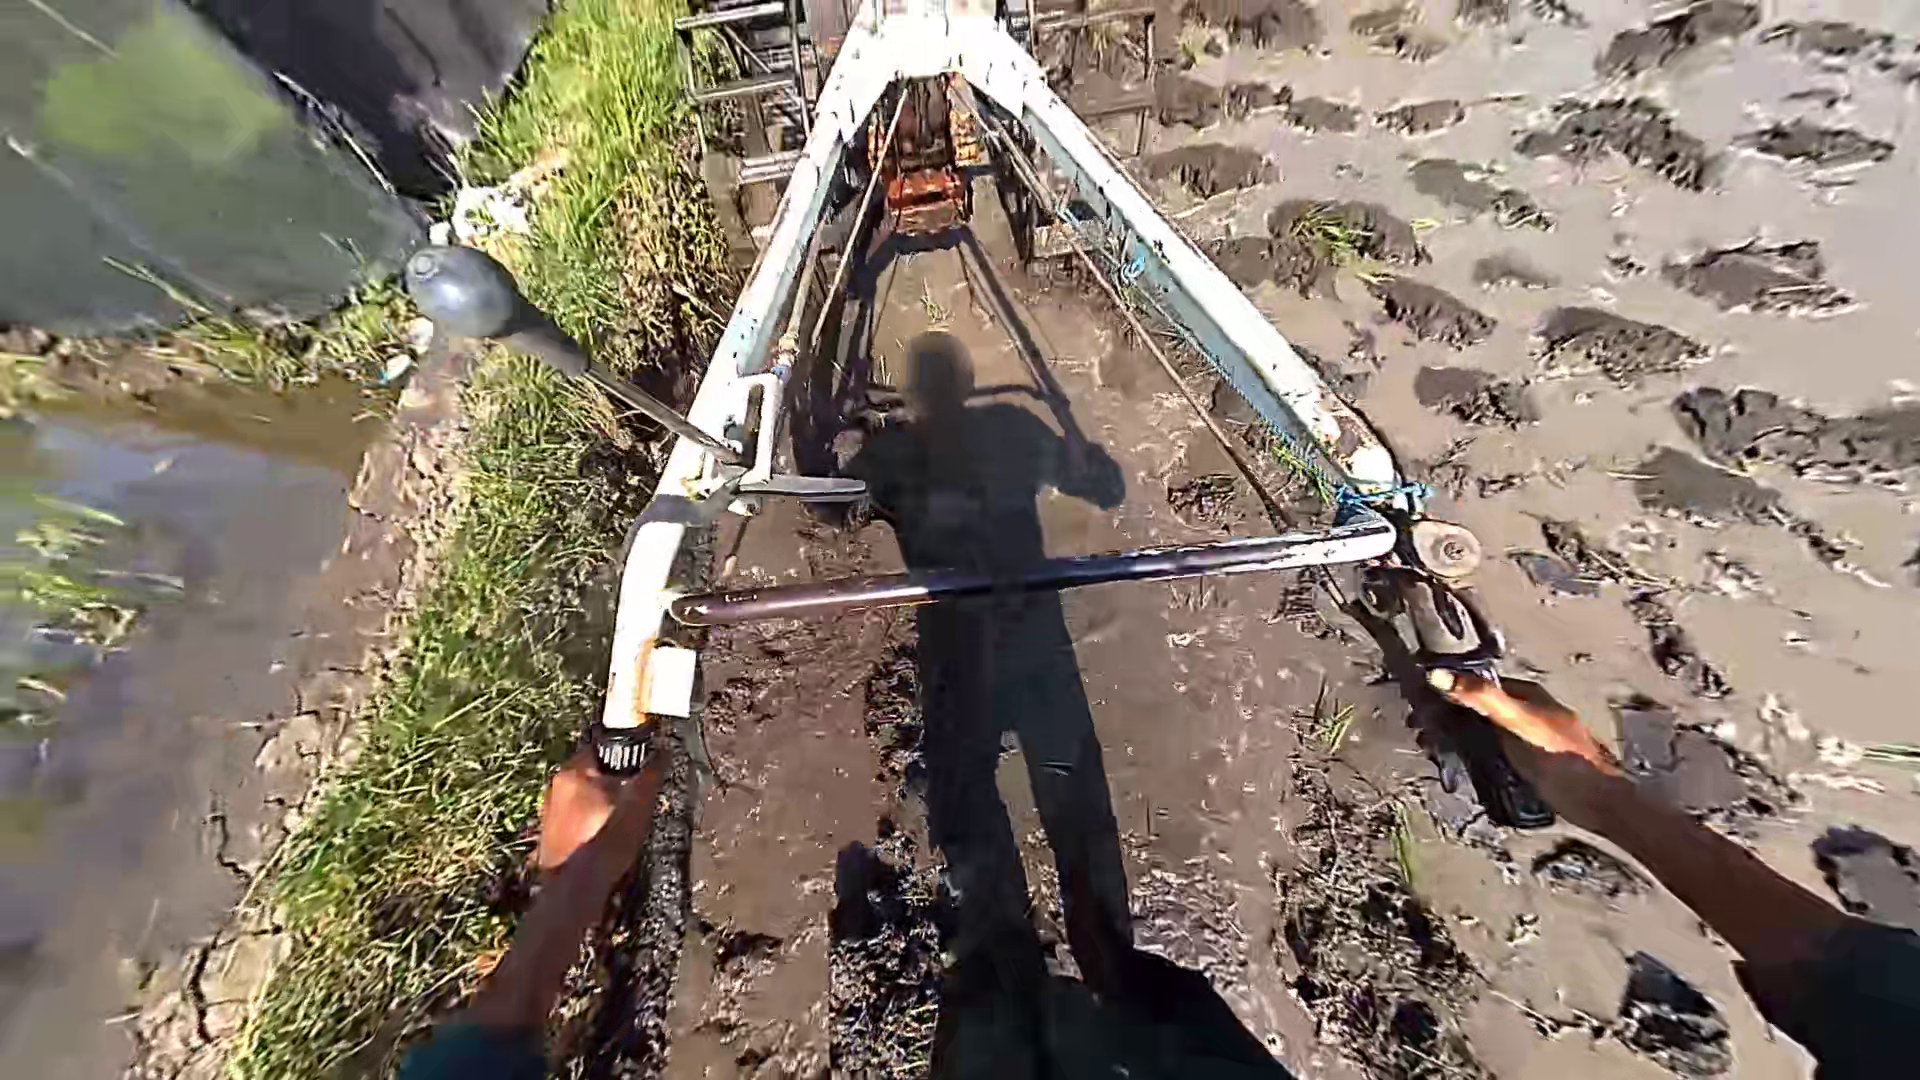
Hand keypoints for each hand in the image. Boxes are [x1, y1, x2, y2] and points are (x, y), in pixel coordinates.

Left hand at [535, 748, 663, 872]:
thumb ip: (653, 771)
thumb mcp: (641, 800)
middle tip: (636, 795)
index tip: (642, 768)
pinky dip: (592, 817)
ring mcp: (548, 811)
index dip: (627, 754)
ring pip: (585, 794)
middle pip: (594, 771)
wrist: (576, 889)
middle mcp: (554, 786)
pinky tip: (606, 834)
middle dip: (616, 779)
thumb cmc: (608, 835)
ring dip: (604, 800)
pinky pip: (576, 814)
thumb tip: (664, 751)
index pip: (604, 747)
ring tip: (624, 818)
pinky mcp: (547, 834)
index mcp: (573, 770)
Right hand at [1427, 670, 1621, 773]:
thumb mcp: (1519, 721)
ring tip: (1429, 749)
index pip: (1472, 682)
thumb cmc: (1562, 758)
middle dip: (1440, 717)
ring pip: (1471, 729)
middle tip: (1419, 731)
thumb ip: (1481, 696)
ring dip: (1446, 736)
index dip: (1443, 690)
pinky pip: (1479, 749)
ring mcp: (1519, 736)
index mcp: (1524, 694)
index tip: (1419, 704)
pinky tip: (1447, 761)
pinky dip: (1459, 752)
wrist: (1603, 807)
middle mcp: (1520, 710)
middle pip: (1468, 706)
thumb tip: (1435, 674)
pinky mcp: (1518, 761)